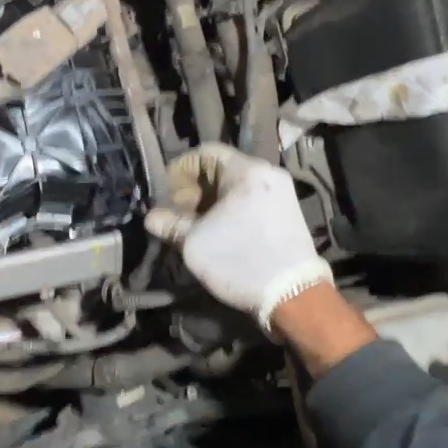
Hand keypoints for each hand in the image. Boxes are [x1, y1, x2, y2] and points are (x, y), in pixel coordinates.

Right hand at [144, 143, 333, 332]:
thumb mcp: (195, 244)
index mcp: (247, 171)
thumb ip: (171, 224)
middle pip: (222, 169)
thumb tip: (152, 217)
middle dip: (195, 188)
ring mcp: (283, 193)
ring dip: (213, 201)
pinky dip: (232, 209)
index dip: (180, 170)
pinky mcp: (289, 212)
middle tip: (178, 212)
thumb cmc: (240, 262)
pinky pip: (252, 199)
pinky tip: (221, 231)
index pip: (205, 152)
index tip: (166, 194)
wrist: (294, 295)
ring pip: (237, 186)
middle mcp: (268, 173)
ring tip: (196, 224)